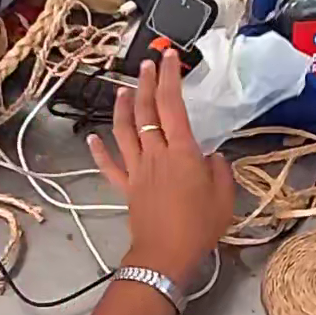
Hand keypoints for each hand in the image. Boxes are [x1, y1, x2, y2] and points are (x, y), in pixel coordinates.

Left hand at [88, 51, 236, 284]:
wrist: (166, 254)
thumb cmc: (199, 226)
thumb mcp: (224, 197)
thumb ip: (221, 170)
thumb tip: (213, 157)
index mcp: (182, 152)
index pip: (172, 105)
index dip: (170, 79)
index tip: (169, 59)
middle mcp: (156, 154)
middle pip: (146, 112)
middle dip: (147, 84)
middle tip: (147, 64)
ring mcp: (137, 170)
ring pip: (124, 132)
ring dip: (123, 108)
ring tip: (124, 90)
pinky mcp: (127, 188)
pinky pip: (110, 166)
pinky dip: (99, 151)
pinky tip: (91, 138)